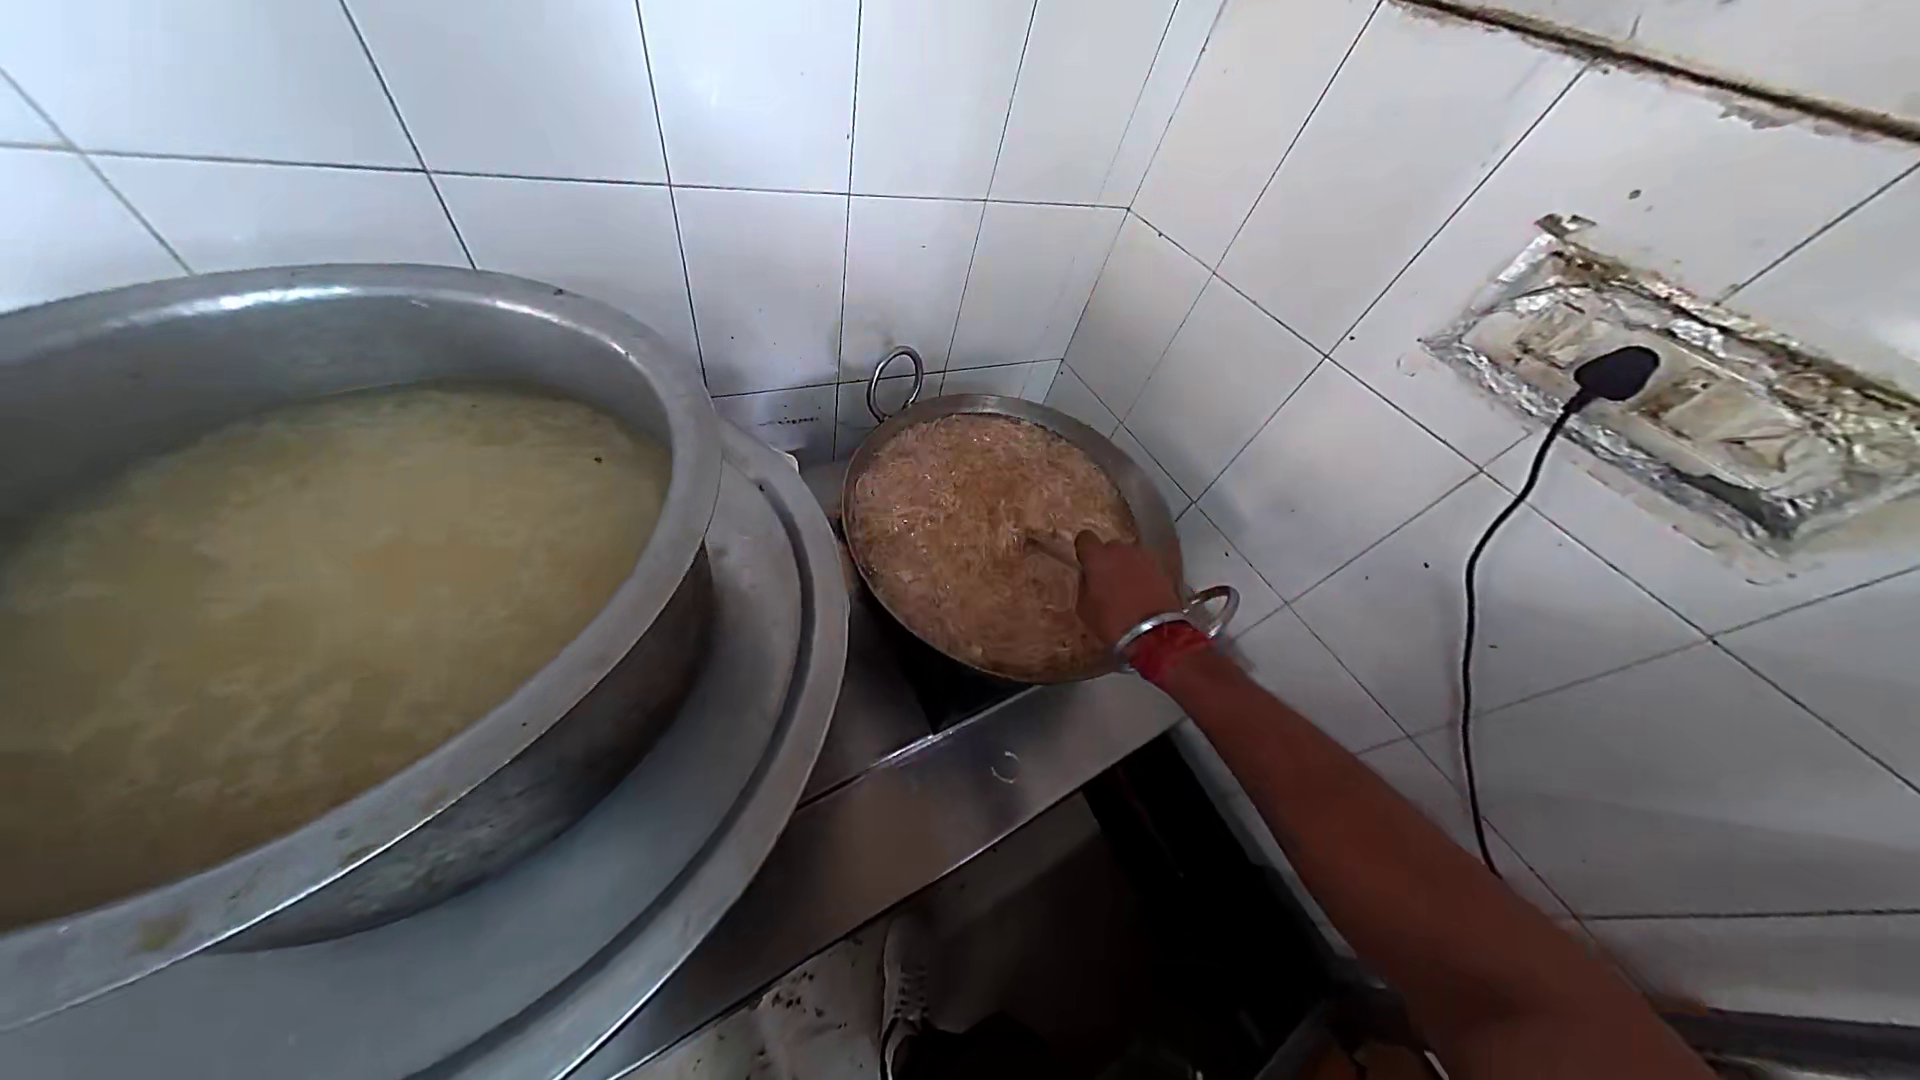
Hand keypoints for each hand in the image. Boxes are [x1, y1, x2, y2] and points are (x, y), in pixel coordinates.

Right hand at [1073, 530, 1181, 647]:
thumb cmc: (1112, 621)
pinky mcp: (1161, 567)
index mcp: (1098, 557)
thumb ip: (1084, 585)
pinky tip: (1141, 592)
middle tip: (1106, 582)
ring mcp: (1144, 556)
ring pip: (1128, 556)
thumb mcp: (1084, 607)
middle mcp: (1121, 550)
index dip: (1084, 550)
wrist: (1153, 633)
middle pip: (1109, 547)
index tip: (1085, 565)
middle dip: (1106, 560)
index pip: (1085, 538)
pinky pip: (1144, 566)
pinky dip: (1141, 574)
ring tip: (1126, 589)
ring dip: (1125, 566)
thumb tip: (1089, 577)